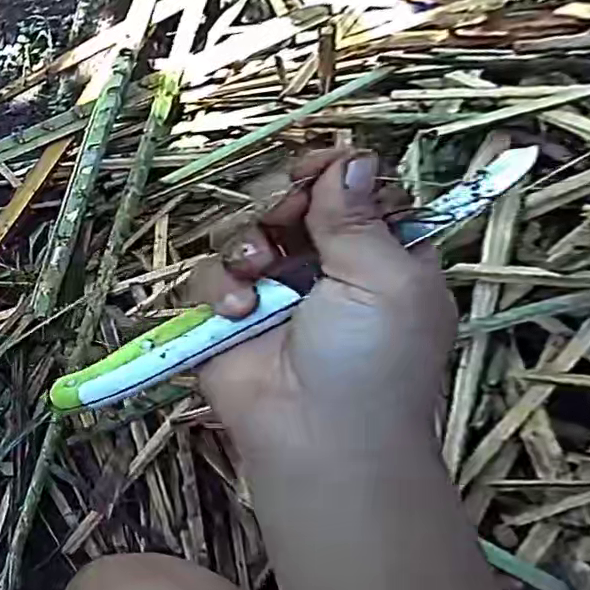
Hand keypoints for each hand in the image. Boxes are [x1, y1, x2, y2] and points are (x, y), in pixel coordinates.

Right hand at [185, 149, 455, 456]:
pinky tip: (234, 312)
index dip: (329, 175)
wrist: (311, 431)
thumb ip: (359, 219)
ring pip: (237, 234)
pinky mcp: (219, 312)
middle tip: (279, 223)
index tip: (310, 171)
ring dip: (242, 250)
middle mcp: (316, 265)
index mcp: (375, 253)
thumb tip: (353, 158)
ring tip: (253, 280)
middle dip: (275, 208)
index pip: (348, 193)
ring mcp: (264, 288)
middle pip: (283, 204)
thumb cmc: (369, 359)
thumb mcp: (384, 281)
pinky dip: (216, 288)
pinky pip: (204, 275)